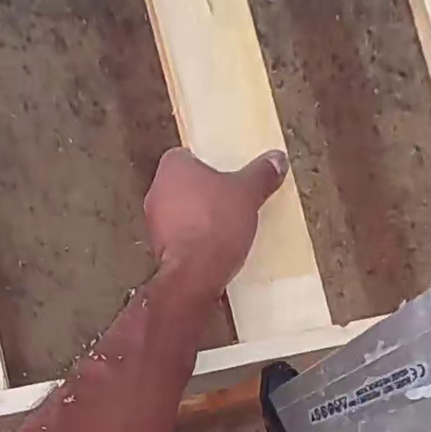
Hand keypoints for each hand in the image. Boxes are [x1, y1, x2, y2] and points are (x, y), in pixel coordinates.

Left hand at [142, 146, 288, 298]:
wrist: (195, 274)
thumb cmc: (215, 225)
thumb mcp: (248, 194)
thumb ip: (262, 174)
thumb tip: (277, 158)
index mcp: (173, 167)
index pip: (191, 157)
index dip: (212, 168)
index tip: (230, 179)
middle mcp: (156, 190)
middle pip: (186, 187)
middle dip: (208, 196)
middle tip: (234, 205)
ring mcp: (154, 222)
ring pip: (183, 215)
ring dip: (201, 222)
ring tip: (228, 232)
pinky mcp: (159, 250)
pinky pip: (182, 240)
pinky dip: (196, 244)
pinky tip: (215, 253)